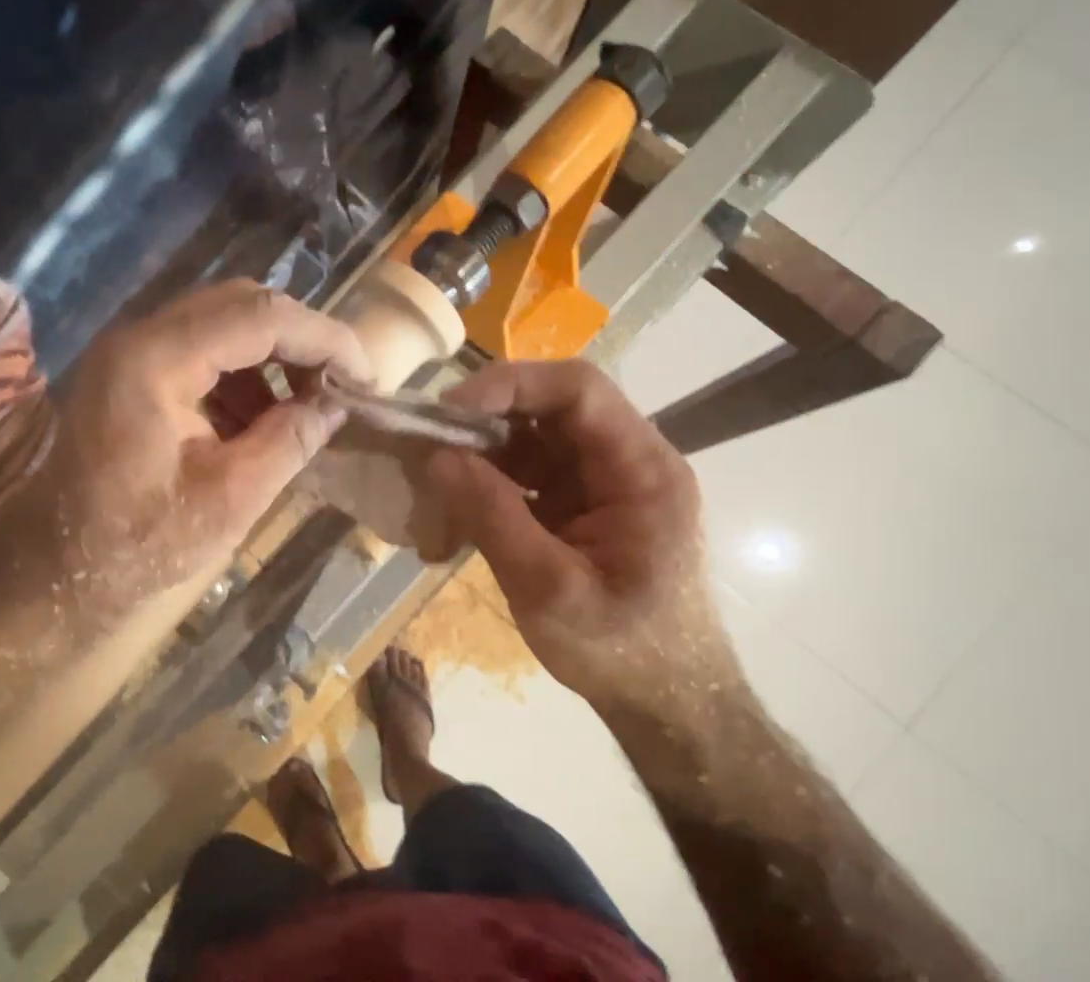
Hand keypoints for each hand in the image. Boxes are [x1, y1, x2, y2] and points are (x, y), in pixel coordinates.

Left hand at [40, 280, 370, 608]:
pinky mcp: (128, 372)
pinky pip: (197, 349)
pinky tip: (260, 418)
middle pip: (240, 304)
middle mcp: (137, 336)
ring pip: (220, 322)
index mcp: (155, 360)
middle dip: (301, 339)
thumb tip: (338, 405)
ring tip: (307, 406)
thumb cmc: (136, 544)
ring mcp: (128, 351)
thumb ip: (290, 440)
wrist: (53, 571)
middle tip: (343, 383)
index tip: (366, 376)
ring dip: (271, 356)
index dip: (323, 338)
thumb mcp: (228, 499)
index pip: (260, 316)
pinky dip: (239, 374)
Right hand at [425, 360, 742, 714]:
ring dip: (475, 465)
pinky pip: (523, 480)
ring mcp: (599, 487)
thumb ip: (494, 517)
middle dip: (481, 427)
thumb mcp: (550, 589)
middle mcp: (625, 463)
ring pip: (528, 444)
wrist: (665, 705)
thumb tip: (438, 457)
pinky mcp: (577, 510)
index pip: (578, 390)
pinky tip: (449, 529)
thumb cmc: (622, 651)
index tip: (448, 412)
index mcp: (642, 470)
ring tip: (430, 503)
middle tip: (424, 454)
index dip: (510, 385)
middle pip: (547, 412)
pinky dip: (483, 495)